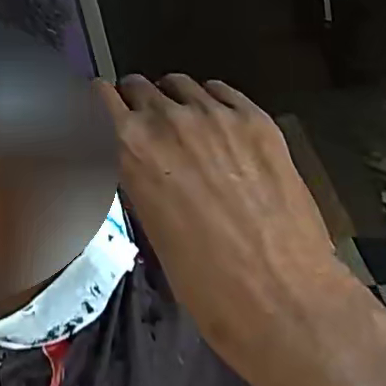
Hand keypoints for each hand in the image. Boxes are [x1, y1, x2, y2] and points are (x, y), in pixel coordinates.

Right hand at [99, 74, 385, 385]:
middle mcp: (166, 119)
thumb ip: (135, 174)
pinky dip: (214, 103)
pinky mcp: (255, 120)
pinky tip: (222, 127)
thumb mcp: (149, 224)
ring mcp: (214, 115)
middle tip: (151, 131)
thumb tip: (130, 158)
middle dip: (138, 105)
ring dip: (175, 101)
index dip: (100, 106)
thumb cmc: (209, 284)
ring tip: (188, 128)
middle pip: (137, 84)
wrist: (287, 303)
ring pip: (178, 83)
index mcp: (130, 146)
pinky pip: (222, 90)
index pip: (98, 94)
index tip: (106, 115)